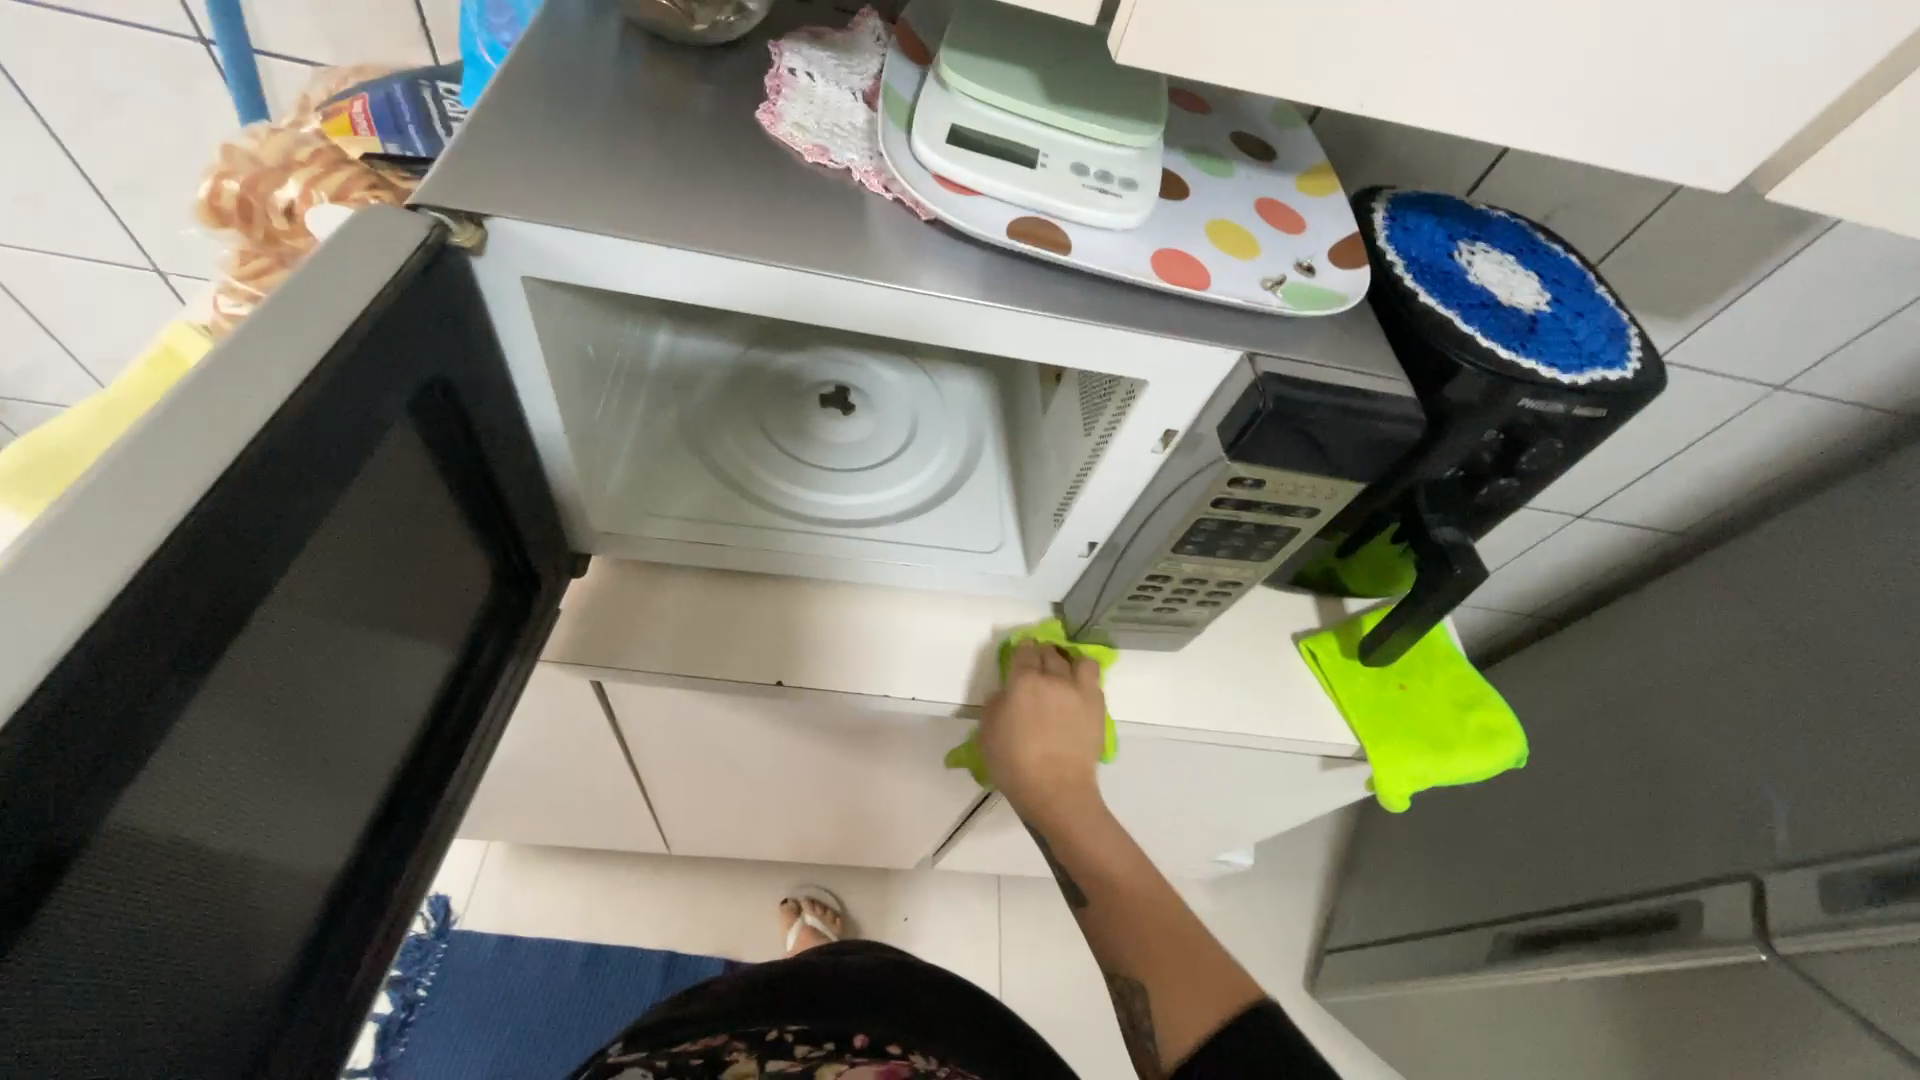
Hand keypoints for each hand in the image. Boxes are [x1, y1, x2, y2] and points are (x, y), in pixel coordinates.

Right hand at [979, 640, 1108, 827]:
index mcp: (1023, 682)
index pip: (1024, 651)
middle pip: (1050, 653)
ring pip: (1078, 660)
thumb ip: (996, 705)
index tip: (1022, 651)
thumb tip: (1007, 694)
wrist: (1056, 789)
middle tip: (1039, 663)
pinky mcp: (1098, 707)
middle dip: (1043, 653)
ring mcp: (1079, 691)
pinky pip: (1094, 680)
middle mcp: (1054, 678)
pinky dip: (1085, 678)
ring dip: (1070, 660)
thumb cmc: (1014, 764)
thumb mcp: (987, 732)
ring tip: (1065, 671)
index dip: (1023, 648)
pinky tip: (1079, 689)